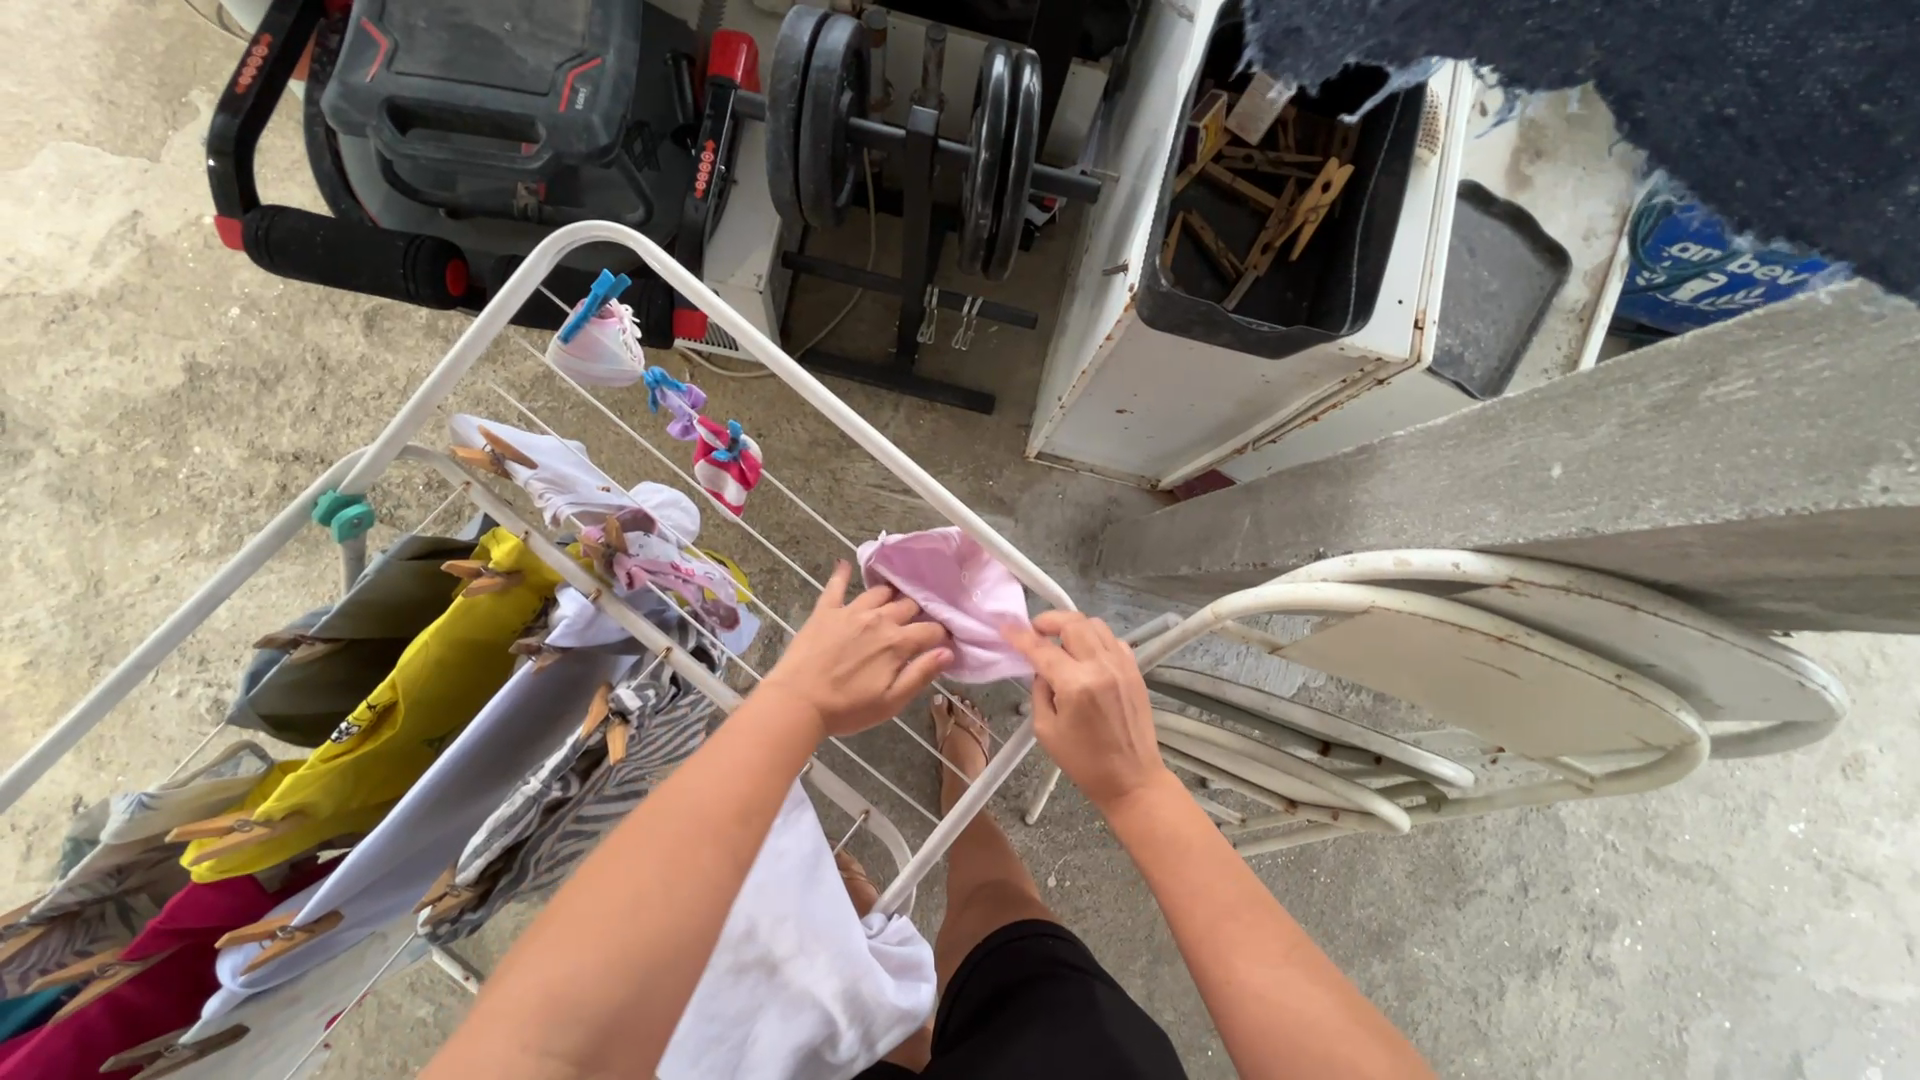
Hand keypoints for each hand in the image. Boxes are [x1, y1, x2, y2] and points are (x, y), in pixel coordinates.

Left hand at [762, 562, 952, 736]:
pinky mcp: (825, 611)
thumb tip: (948, 651)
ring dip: (890, 596)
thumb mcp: (891, 702)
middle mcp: (879, 619)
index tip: (941, 641)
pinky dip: (842, 574)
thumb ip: (921, 674)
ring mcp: (851, 611)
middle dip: (917, 613)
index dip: (941, 635)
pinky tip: (845, 565)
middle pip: (908, 605)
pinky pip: (835, 586)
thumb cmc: (847, 709)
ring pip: (880, 592)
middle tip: (916, 623)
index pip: (932, 629)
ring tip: (892, 602)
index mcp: (898, 643)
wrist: (797, 702)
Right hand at [1002, 612, 1171, 810]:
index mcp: (1075, 685)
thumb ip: (1040, 691)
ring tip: (1060, 642)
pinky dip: (1096, 640)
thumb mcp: (1046, 730)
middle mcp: (1101, 667)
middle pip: (1073, 622)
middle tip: (1035, 630)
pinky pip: (1113, 640)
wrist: (1132, 779)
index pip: (1041, 649)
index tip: (1006, 628)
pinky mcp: (1135, 671)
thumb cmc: (1084, 762)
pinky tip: (1086, 656)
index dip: (1019, 635)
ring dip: (1073, 627)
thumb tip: (1042, 669)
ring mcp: (1122, 666)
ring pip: (1095, 624)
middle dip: (1049, 620)